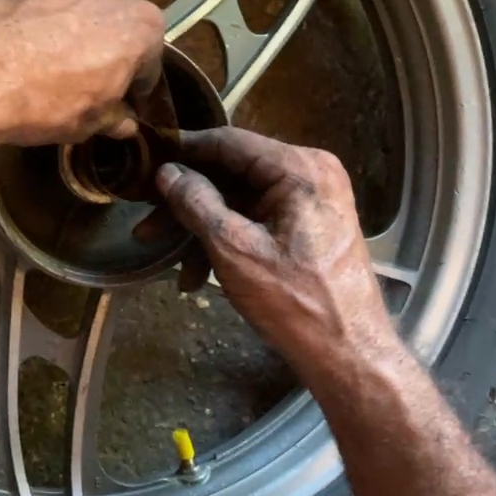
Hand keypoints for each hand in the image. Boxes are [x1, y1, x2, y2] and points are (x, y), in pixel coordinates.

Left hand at [0, 0, 164, 147]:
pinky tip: (18, 53)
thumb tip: (124, 122)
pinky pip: (42, 6)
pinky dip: (37, 25)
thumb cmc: (44, 102)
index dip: (135, 88)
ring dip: (70, 35)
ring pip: (78, 12)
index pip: (149, 63)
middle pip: (115, 28)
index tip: (121, 104)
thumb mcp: (87, 122)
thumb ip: (113, 118)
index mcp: (141, 26)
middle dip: (104, 54)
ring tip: (45, 70)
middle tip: (82, 87)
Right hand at [155, 128, 400, 375]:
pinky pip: (256, 218)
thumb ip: (196, 204)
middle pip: (232, 172)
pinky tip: (196, 272)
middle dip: (186, 198)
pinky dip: (225, 238)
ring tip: (163, 251)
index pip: (228, 141)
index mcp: (300, 168)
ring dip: (200, 224)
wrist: (350, 354)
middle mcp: (310, 173)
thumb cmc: (295, 301)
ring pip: (240, 199)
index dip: (183, 150)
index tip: (145, 162)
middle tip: (146, 218)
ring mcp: (312, 200)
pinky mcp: (309, 226)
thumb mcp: (234, 249)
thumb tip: (166, 172)